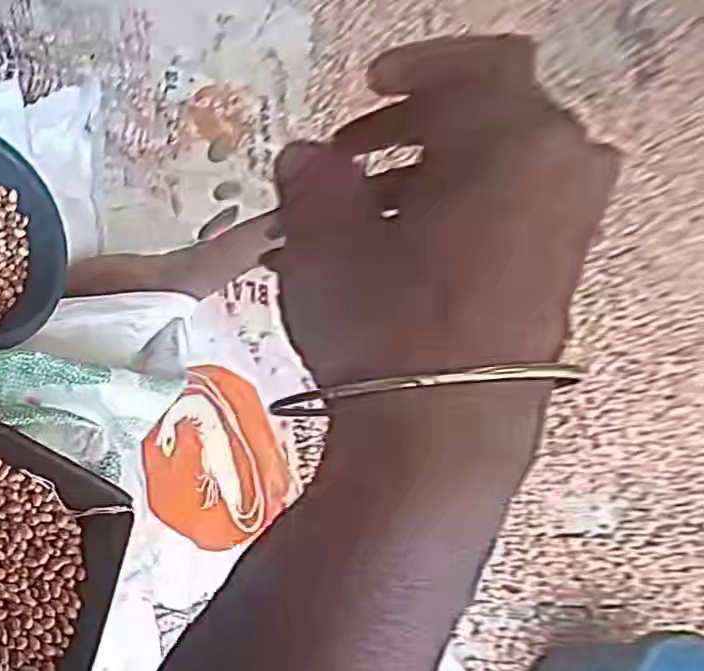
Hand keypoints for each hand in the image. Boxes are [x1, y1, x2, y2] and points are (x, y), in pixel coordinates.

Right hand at [268, 36, 619, 388]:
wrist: (441, 409)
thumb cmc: (380, 319)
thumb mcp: (324, 248)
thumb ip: (313, 188)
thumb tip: (303, 155)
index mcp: (510, 143)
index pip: (476, 69)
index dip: (415, 67)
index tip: (364, 83)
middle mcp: (557, 162)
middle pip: (481, 119)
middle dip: (399, 134)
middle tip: (334, 163)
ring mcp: (562, 213)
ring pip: (480, 169)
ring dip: (407, 181)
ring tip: (335, 223)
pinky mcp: (547, 258)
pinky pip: (490, 209)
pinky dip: (431, 212)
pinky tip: (373, 251)